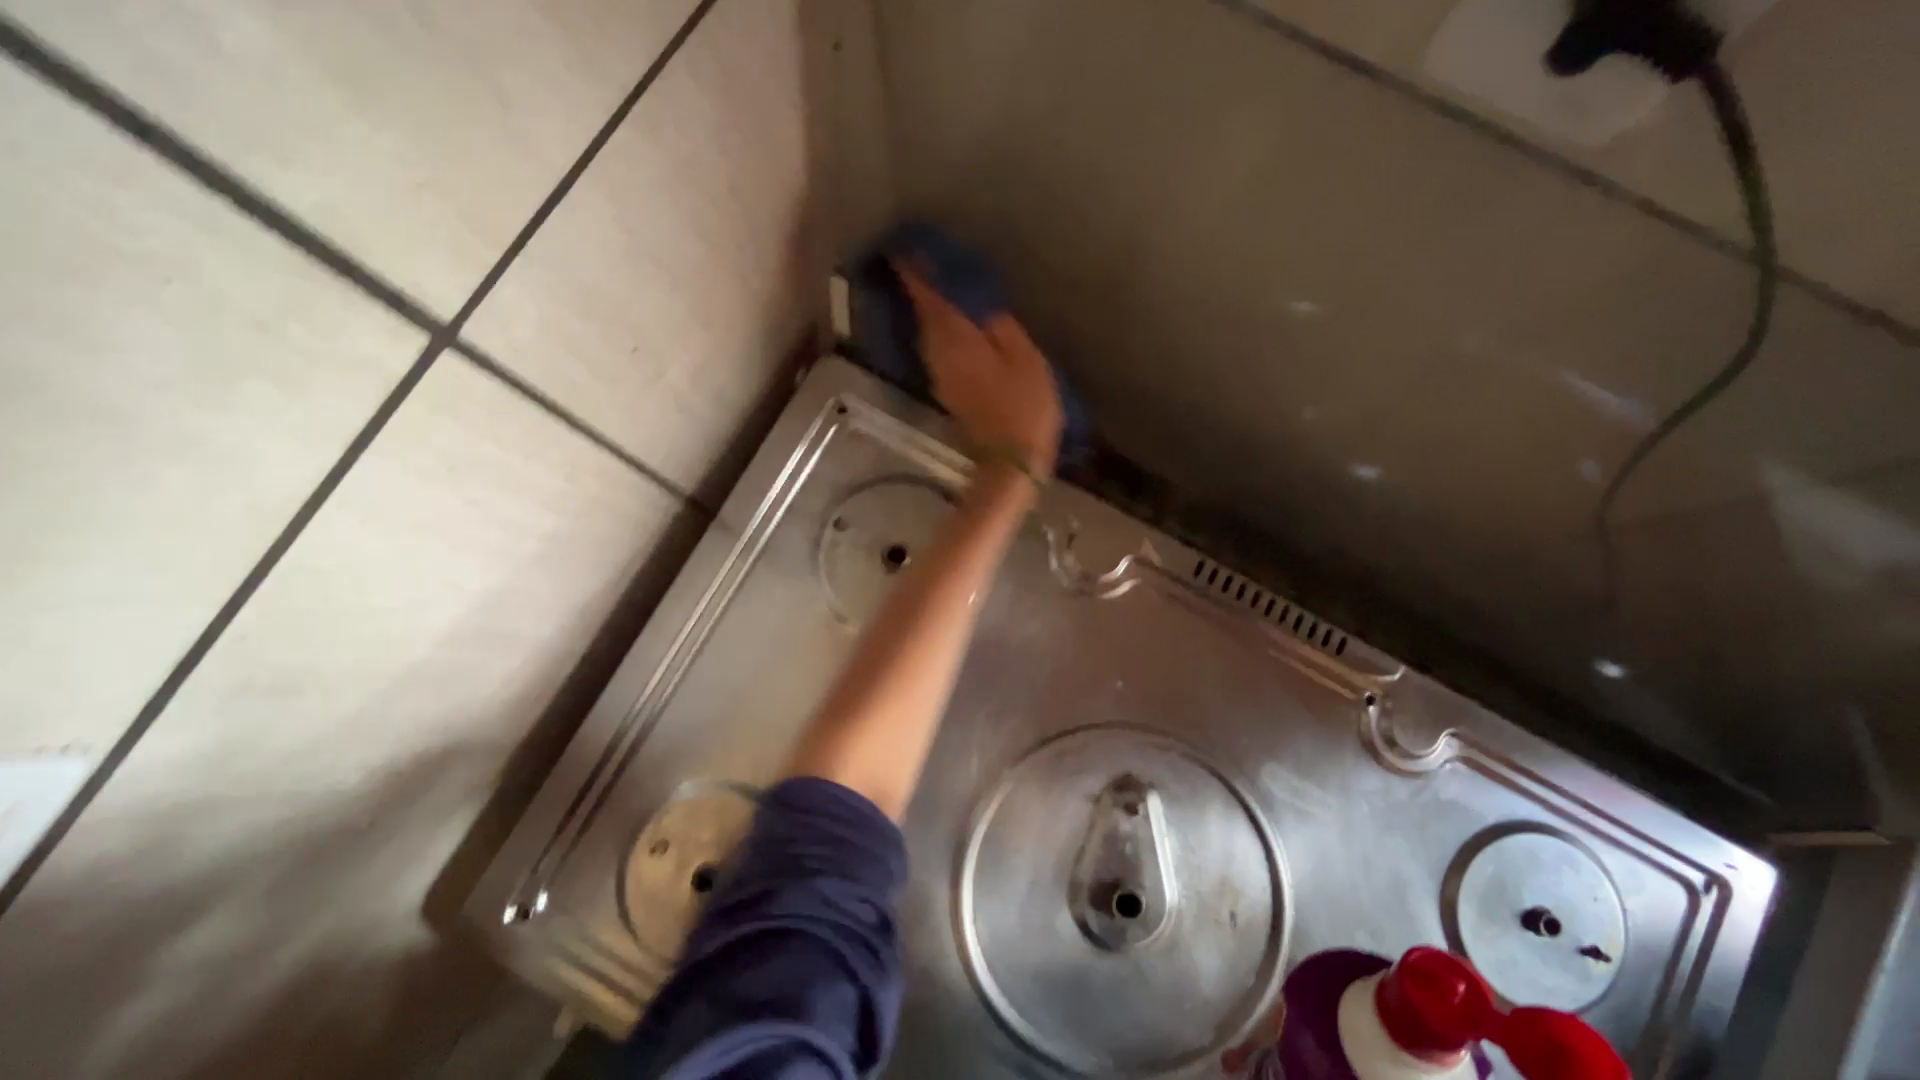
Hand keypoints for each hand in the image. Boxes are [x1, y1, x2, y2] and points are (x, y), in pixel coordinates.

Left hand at [893, 259, 1064, 479]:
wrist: (1010, 461)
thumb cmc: (1024, 406)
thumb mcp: (1024, 358)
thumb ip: (1000, 326)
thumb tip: (980, 305)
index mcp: (958, 339)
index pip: (930, 299)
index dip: (915, 276)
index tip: (903, 253)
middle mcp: (940, 354)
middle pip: (924, 316)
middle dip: (920, 290)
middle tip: (920, 266)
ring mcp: (940, 375)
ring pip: (928, 334)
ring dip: (929, 313)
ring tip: (938, 291)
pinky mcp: (947, 391)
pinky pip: (937, 350)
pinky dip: (940, 334)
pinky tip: (954, 329)